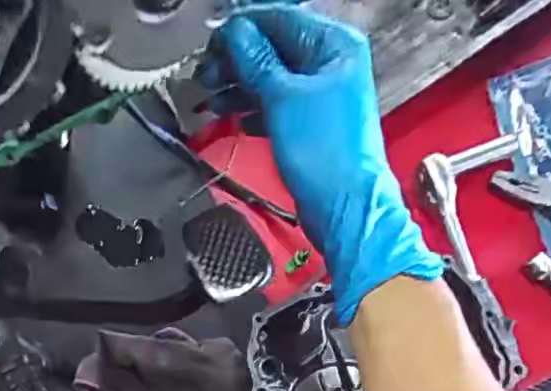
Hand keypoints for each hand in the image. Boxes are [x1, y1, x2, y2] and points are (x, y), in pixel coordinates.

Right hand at [214, 7, 442, 324]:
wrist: (344, 211)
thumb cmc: (330, 159)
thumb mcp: (284, 100)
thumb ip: (257, 63)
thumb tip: (236, 35)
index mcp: (335, 46)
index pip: (280, 18)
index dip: (242, 27)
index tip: (213, 40)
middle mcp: (331, 68)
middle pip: (274, 49)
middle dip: (236, 60)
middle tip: (206, 72)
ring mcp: (321, 100)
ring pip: (271, 80)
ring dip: (239, 87)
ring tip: (210, 95)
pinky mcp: (310, 129)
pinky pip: (275, 108)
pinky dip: (252, 110)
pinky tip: (233, 116)